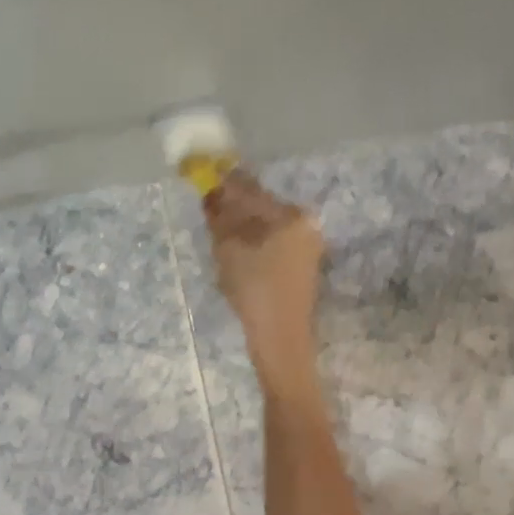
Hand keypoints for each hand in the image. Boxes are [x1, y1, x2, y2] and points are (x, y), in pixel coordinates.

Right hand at [203, 170, 324, 387]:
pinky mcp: (302, 266)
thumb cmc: (254, 290)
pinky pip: (273, 242)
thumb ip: (219, 217)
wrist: (280, 338)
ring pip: (267, 226)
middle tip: (208, 209)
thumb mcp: (228, 250)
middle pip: (262, 206)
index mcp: (291, 215)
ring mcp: (307, 246)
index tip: (205, 176)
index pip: (251, 190)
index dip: (225, 183)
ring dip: (242, 226)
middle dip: (234, 206)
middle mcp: (305, 224)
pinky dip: (253, 242)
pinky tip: (236, 254)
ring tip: (218, 234)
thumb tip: (211, 194)